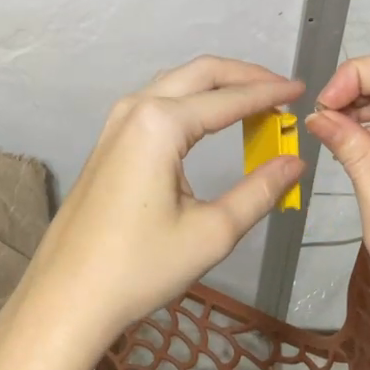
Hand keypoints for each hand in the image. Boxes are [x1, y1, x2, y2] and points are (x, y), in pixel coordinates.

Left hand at [0, 56, 306, 369]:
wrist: (67, 296)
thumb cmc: (139, 267)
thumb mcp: (211, 233)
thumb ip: (259, 191)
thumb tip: (295, 161)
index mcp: (161, 124)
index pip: (228, 99)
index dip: (268, 92)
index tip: (302, 89)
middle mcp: (137, 108)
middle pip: (201, 73)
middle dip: (244, 75)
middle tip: (283, 89)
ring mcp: (118, 120)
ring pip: (177, 82)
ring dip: (218, 84)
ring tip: (256, 99)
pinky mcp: (110, 138)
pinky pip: (159, 100)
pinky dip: (193, 99)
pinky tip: (213, 118)